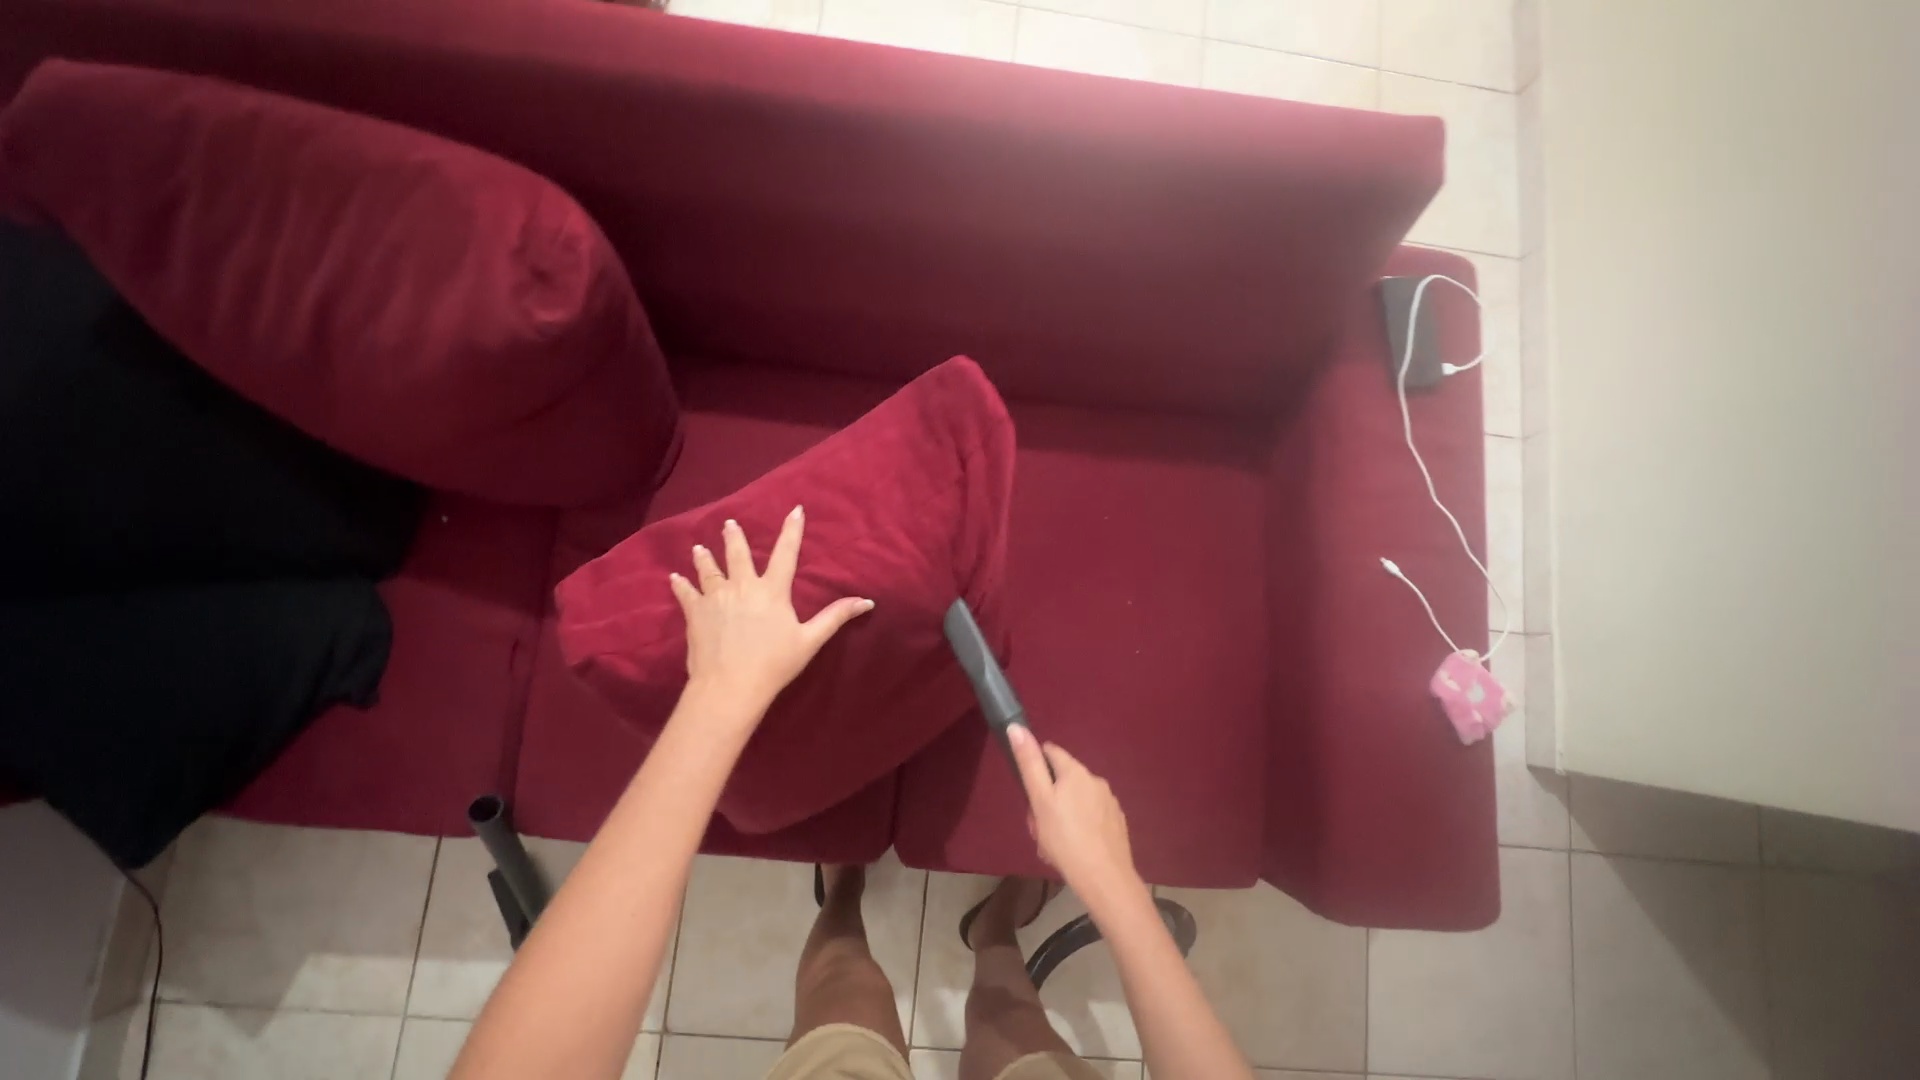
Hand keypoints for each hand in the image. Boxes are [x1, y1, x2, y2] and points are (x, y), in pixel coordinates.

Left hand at [669, 507, 872, 722]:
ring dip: (705, 557)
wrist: (730, 685)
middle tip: (729, 523)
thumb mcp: (810, 641)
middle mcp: (742, 586)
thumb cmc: (774, 664)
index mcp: (772, 591)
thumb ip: (835, 617)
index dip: (792, 531)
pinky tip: (673, 578)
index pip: (786, 554)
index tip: (795, 510)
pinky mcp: (695, 613)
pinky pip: (686, 594)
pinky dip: (680, 585)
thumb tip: (866, 602)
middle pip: (738, 555)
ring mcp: (716, 598)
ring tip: (699, 547)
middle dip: (734, 537)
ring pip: (709, 570)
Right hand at [1007, 725, 1141, 903]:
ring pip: (1077, 799)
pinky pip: (1091, 816)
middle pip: (1063, 779)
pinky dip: (1080, 826)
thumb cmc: (1065, 839)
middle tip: (1039, 827)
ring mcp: (1109, 801)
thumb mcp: (1040, 801)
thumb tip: (1016, 727)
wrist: (1105, 878)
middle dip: (1048, 798)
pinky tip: (1075, 848)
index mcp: (1075, 771)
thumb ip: (1028, 764)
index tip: (1030, 794)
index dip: (1035, 769)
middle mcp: (1096, 780)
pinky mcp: (1117, 822)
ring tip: (1055, 844)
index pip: (1050, 752)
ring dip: (1063, 813)